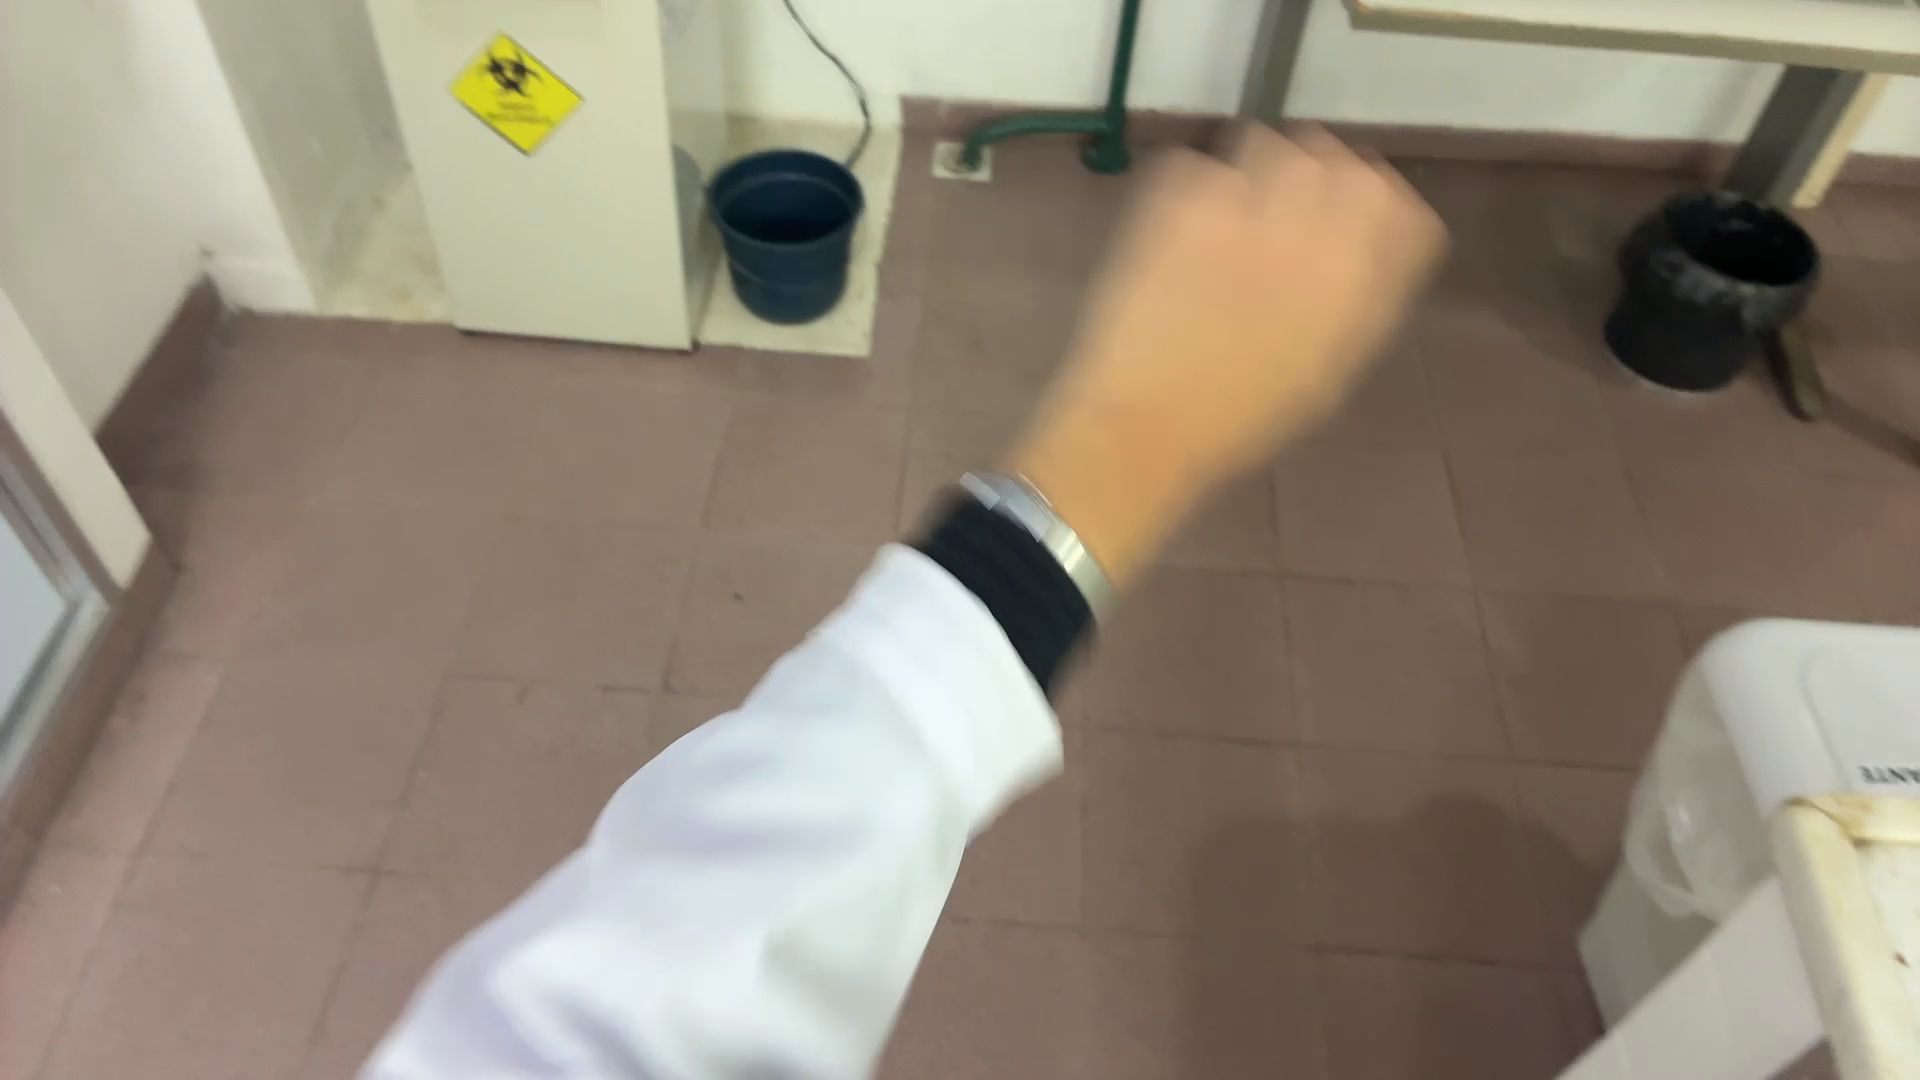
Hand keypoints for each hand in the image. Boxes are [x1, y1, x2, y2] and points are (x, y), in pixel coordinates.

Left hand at [1008, 125, 1445, 588]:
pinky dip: (1193, 186)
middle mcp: (1313, 228)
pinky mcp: (1179, 206)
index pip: (1398, 207)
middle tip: (1277, 214)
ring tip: (1227, 214)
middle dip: (1315, 179)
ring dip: (1255, 170)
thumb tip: (1364, 260)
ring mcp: (1243, 208)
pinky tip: (1180, 230)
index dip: (1372, 210)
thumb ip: (1356, 308)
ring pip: (1270, 144)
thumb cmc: (1234, 424)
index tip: (1343, 225)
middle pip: (1338, 160)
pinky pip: (1195, 164)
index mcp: (1359, 279)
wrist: (1144, 428)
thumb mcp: (1323, 380)